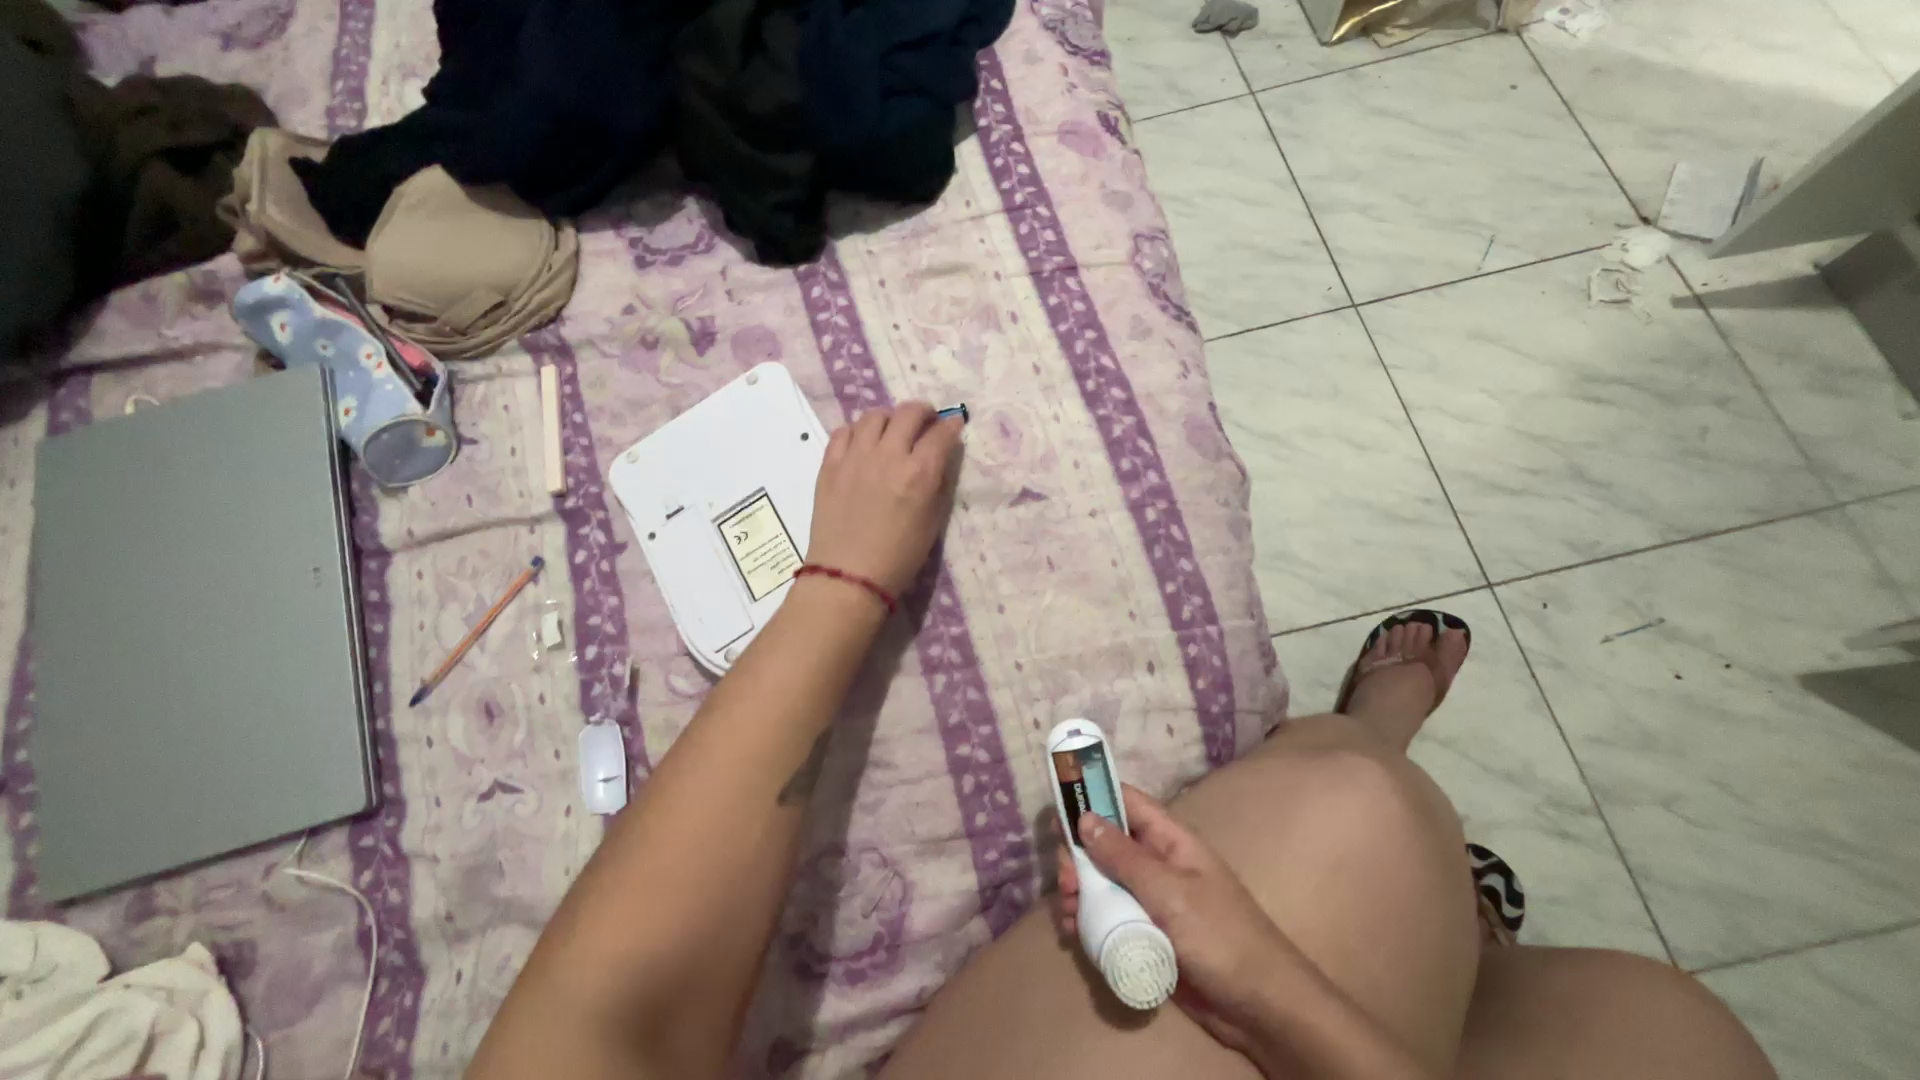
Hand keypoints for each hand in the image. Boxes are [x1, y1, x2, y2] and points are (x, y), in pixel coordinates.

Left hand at [806, 402, 964, 596]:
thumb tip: (942, 458)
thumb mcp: (933, 523)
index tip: (954, 426)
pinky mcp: (830, 464)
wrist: (848, 576)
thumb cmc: (898, 558)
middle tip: (926, 422)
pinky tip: (862, 444)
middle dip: (924, 412)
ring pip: (875, 415)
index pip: (942, 433)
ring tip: (892, 431)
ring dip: (890, 418)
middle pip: (909, 412)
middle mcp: (888, 456)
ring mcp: (855, 457)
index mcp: (919, 473)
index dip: (952, 426)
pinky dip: (858, 431)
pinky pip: (844, 431)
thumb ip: (939, 484)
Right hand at [1056, 784, 1304, 1061]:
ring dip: (1079, 891)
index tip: (1057, 806)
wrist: (1259, 1007)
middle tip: (1068, 882)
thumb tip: (1085, 817)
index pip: (1126, 802)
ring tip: (1068, 914)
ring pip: (1102, 881)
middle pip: (1105, 843)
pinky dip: (1088, 919)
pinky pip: (1108, 915)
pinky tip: (1074, 933)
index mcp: (1171, 841)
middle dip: (1079, 856)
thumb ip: (1125, 857)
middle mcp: (1158, 864)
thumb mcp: (1170, 894)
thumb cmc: (1221, 938)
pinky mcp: (1145, 932)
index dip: (1092, 795)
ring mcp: (1151, 899)